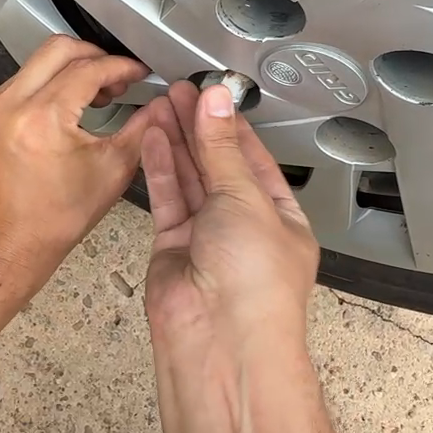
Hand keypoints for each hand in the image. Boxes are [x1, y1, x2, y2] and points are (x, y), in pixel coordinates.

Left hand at [0, 35, 161, 272]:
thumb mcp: (114, 170)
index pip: (89, 70)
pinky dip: (39, 90)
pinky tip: (56, 111)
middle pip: (58, 49)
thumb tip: (161, 101)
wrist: (11, 242)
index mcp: (43, 120)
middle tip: (113, 77)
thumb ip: (142, 127)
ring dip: (65, 73)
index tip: (136, 72)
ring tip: (87, 97)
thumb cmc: (59, 216)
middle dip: (93, 56)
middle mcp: (8, 107)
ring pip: (33, 65)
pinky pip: (13, 85)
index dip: (120, 66)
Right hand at [139, 80, 319, 354]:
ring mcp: (206, 236)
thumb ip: (222, 149)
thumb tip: (216, 102)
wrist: (219, 341)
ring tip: (162, 103)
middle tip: (180, 90)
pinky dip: (159, 167)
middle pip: (218, 164)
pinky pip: (167, 199)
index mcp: (280, 216)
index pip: (254, 158)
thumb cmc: (254, 282)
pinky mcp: (173, 246)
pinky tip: (153, 138)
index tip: (211, 93)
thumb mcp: (245, 200)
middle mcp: (244, 225)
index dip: (231, 124)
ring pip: (189, 178)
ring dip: (177, 141)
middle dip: (200, 127)